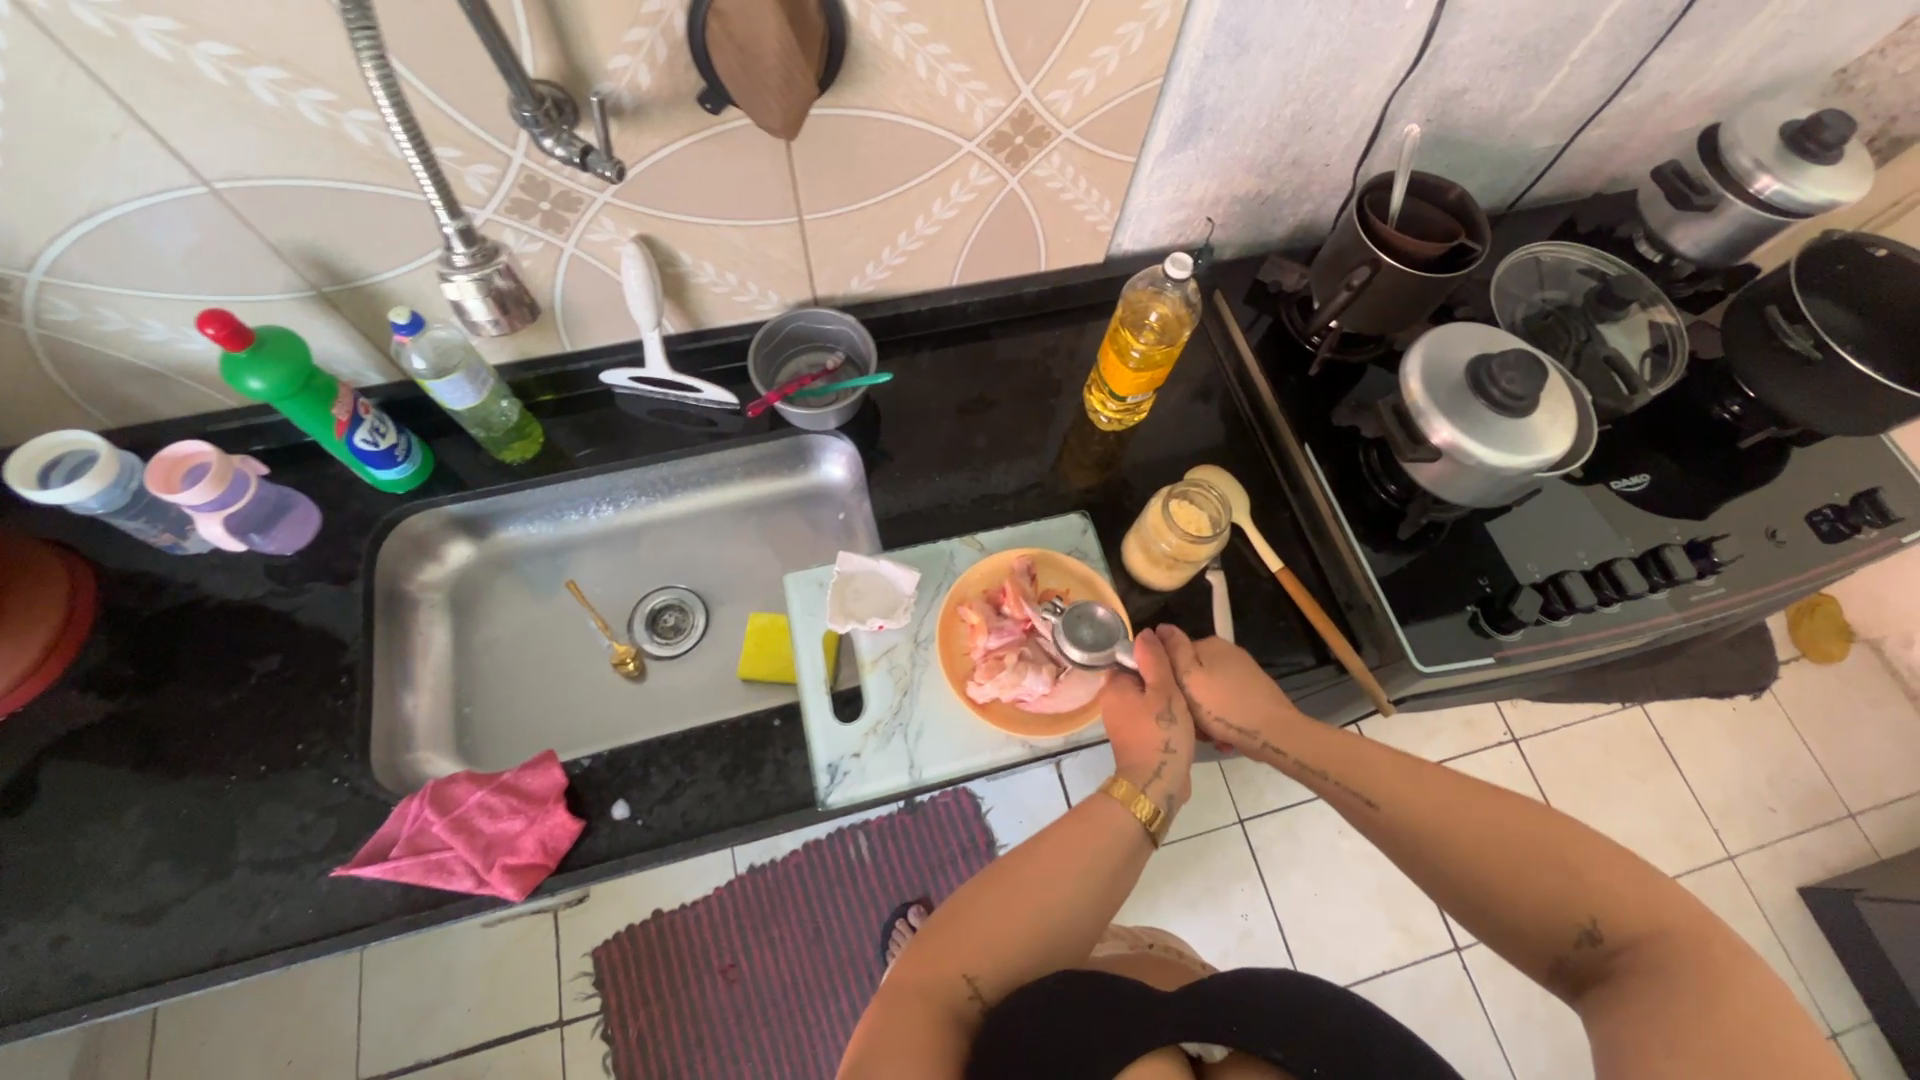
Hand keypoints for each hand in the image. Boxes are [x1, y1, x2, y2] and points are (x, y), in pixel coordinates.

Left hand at [1098, 627, 1195, 816]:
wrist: (1156, 784)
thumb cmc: (1161, 733)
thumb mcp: (1164, 690)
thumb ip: (1154, 660)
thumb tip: (1145, 633)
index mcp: (1114, 687)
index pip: (1130, 659)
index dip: (1153, 658)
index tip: (1175, 664)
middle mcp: (1112, 704)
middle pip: (1140, 680)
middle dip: (1163, 680)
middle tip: (1186, 683)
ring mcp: (1123, 724)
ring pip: (1148, 700)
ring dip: (1166, 700)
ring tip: (1188, 700)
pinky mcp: (1136, 740)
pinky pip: (1151, 718)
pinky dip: (1165, 717)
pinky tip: (1183, 719)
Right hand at [1155, 625, 1302, 757]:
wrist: (1273, 732)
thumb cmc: (1223, 707)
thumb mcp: (1188, 678)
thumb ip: (1173, 651)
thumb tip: (1160, 626)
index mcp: (1209, 644)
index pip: (1174, 654)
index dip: (1168, 677)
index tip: (1171, 698)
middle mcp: (1226, 651)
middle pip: (1193, 673)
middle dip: (1188, 697)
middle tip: (1191, 719)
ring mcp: (1242, 670)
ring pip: (1208, 690)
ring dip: (1204, 711)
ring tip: (1208, 731)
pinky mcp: (1253, 689)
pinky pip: (1225, 700)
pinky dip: (1221, 715)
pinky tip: (1223, 732)